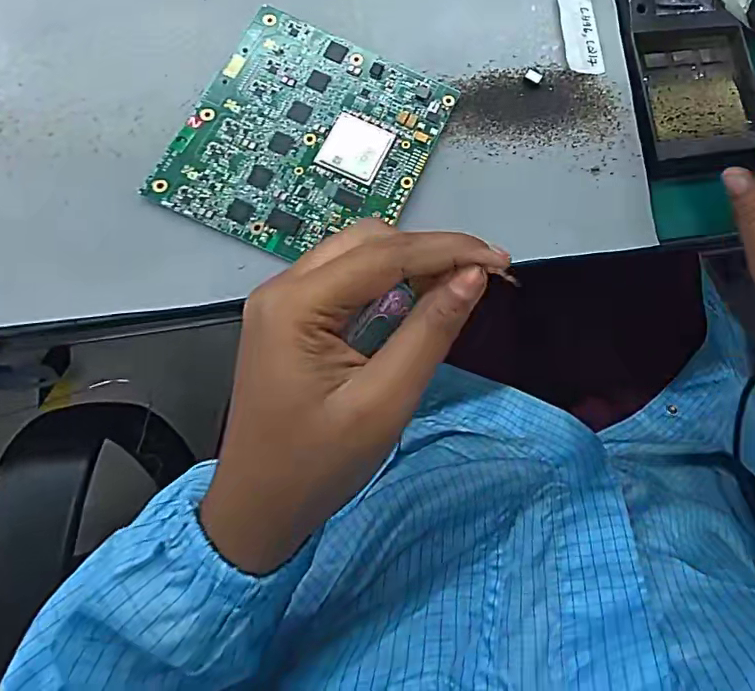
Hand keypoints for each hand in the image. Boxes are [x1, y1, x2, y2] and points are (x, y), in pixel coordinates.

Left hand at [198, 221, 508, 573]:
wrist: (256, 512)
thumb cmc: (316, 467)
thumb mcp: (384, 403)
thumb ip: (431, 332)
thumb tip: (472, 276)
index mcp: (295, 306)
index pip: (385, 253)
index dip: (449, 250)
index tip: (498, 261)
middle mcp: (284, 287)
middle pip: (371, 240)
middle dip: (431, 250)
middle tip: (480, 276)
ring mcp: (286, 298)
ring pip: (363, 249)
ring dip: (414, 260)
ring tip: (457, 284)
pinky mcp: (295, 312)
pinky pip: (352, 274)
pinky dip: (393, 277)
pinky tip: (421, 295)